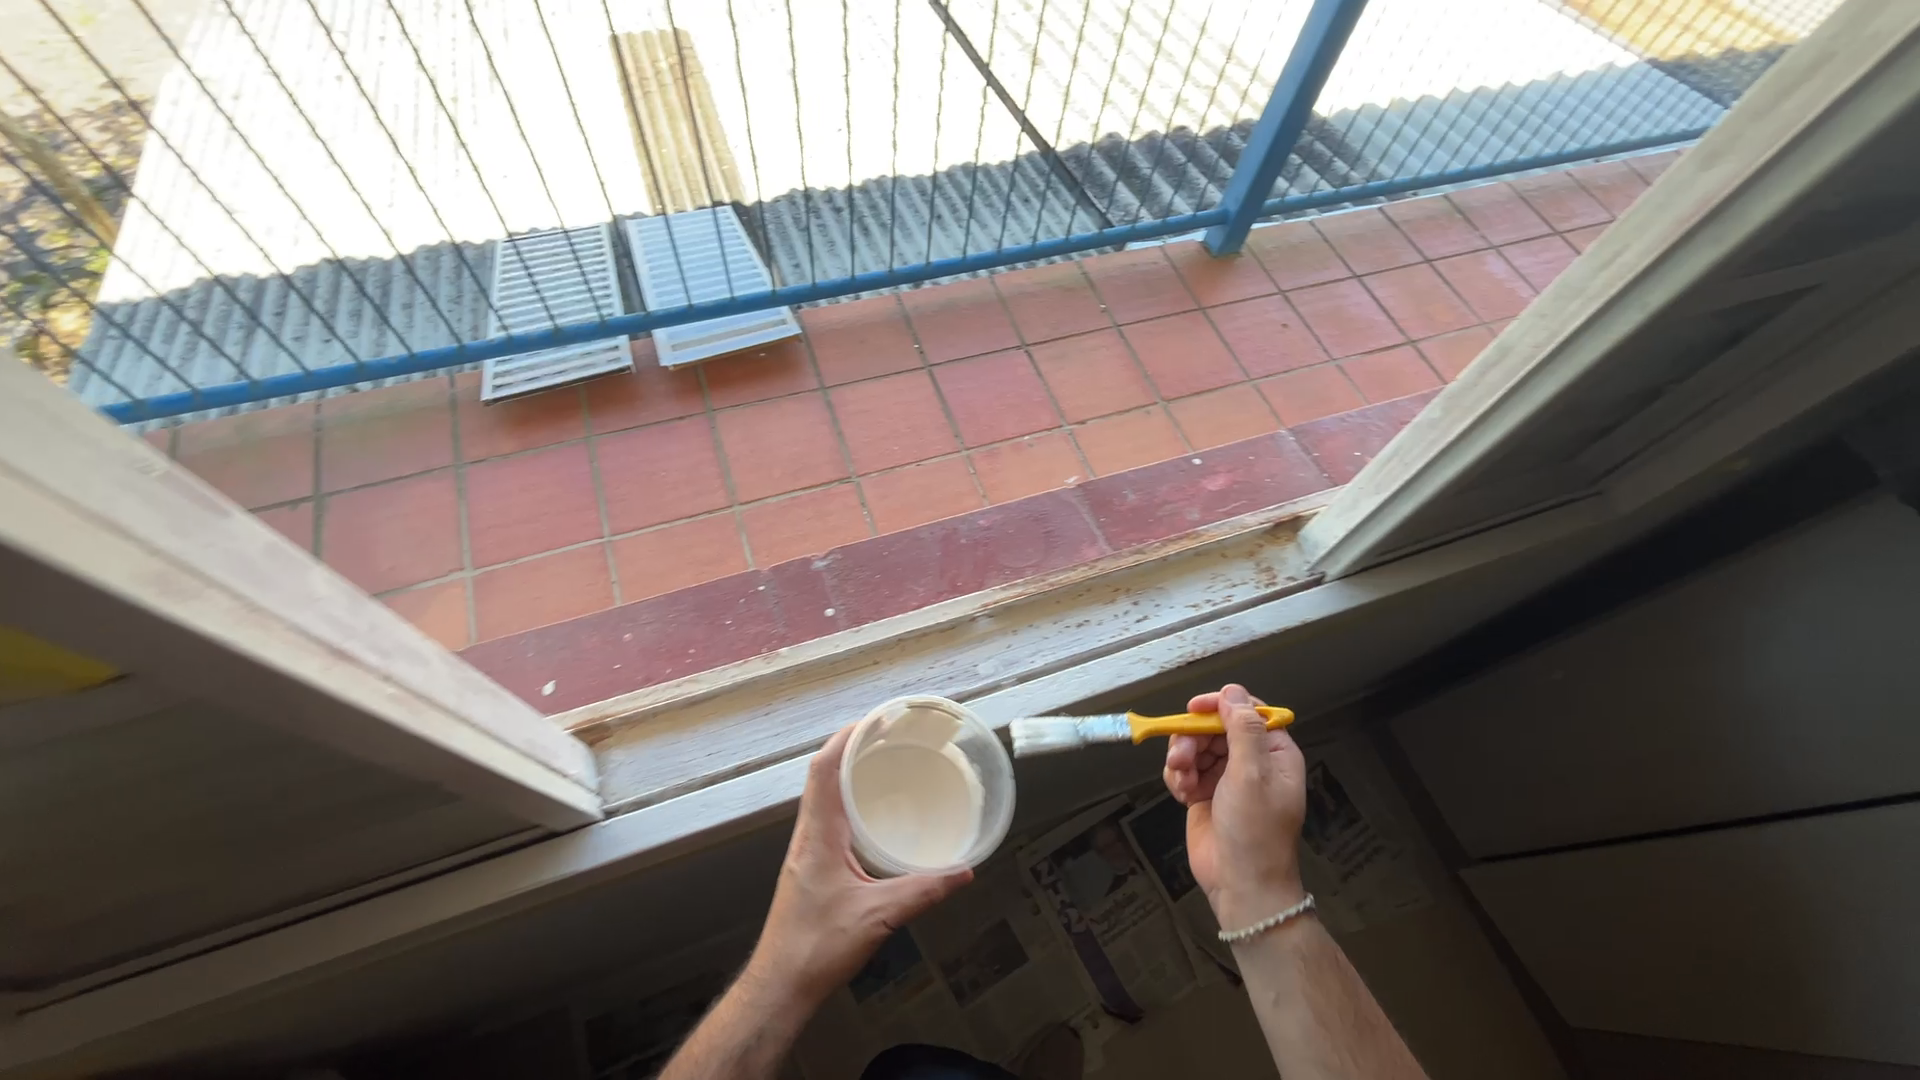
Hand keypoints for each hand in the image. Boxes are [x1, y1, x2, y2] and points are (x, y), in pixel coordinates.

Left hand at [745, 725, 972, 1008]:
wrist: (780, 986)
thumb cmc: (818, 947)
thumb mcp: (878, 917)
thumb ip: (922, 892)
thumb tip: (965, 870)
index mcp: (818, 835)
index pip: (824, 770)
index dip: (846, 738)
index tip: (875, 719)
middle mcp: (808, 835)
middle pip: (822, 775)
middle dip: (851, 746)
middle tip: (887, 733)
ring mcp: (806, 850)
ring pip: (823, 795)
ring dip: (847, 771)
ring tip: (882, 760)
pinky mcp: (811, 866)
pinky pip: (828, 817)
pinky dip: (847, 799)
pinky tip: (872, 811)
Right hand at [1162, 684, 1308, 931]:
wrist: (1240, 884)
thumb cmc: (1255, 830)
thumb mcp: (1252, 775)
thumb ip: (1242, 730)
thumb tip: (1232, 692)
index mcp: (1274, 752)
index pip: (1247, 711)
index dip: (1221, 705)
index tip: (1195, 708)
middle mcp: (1251, 760)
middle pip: (1214, 727)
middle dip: (1193, 738)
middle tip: (1180, 757)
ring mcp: (1226, 777)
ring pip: (1195, 746)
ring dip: (1182, 758)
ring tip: (1181, 780)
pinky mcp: (1204, 793)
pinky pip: (1184, 769)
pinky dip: (1178, 777)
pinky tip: (1181, 794)